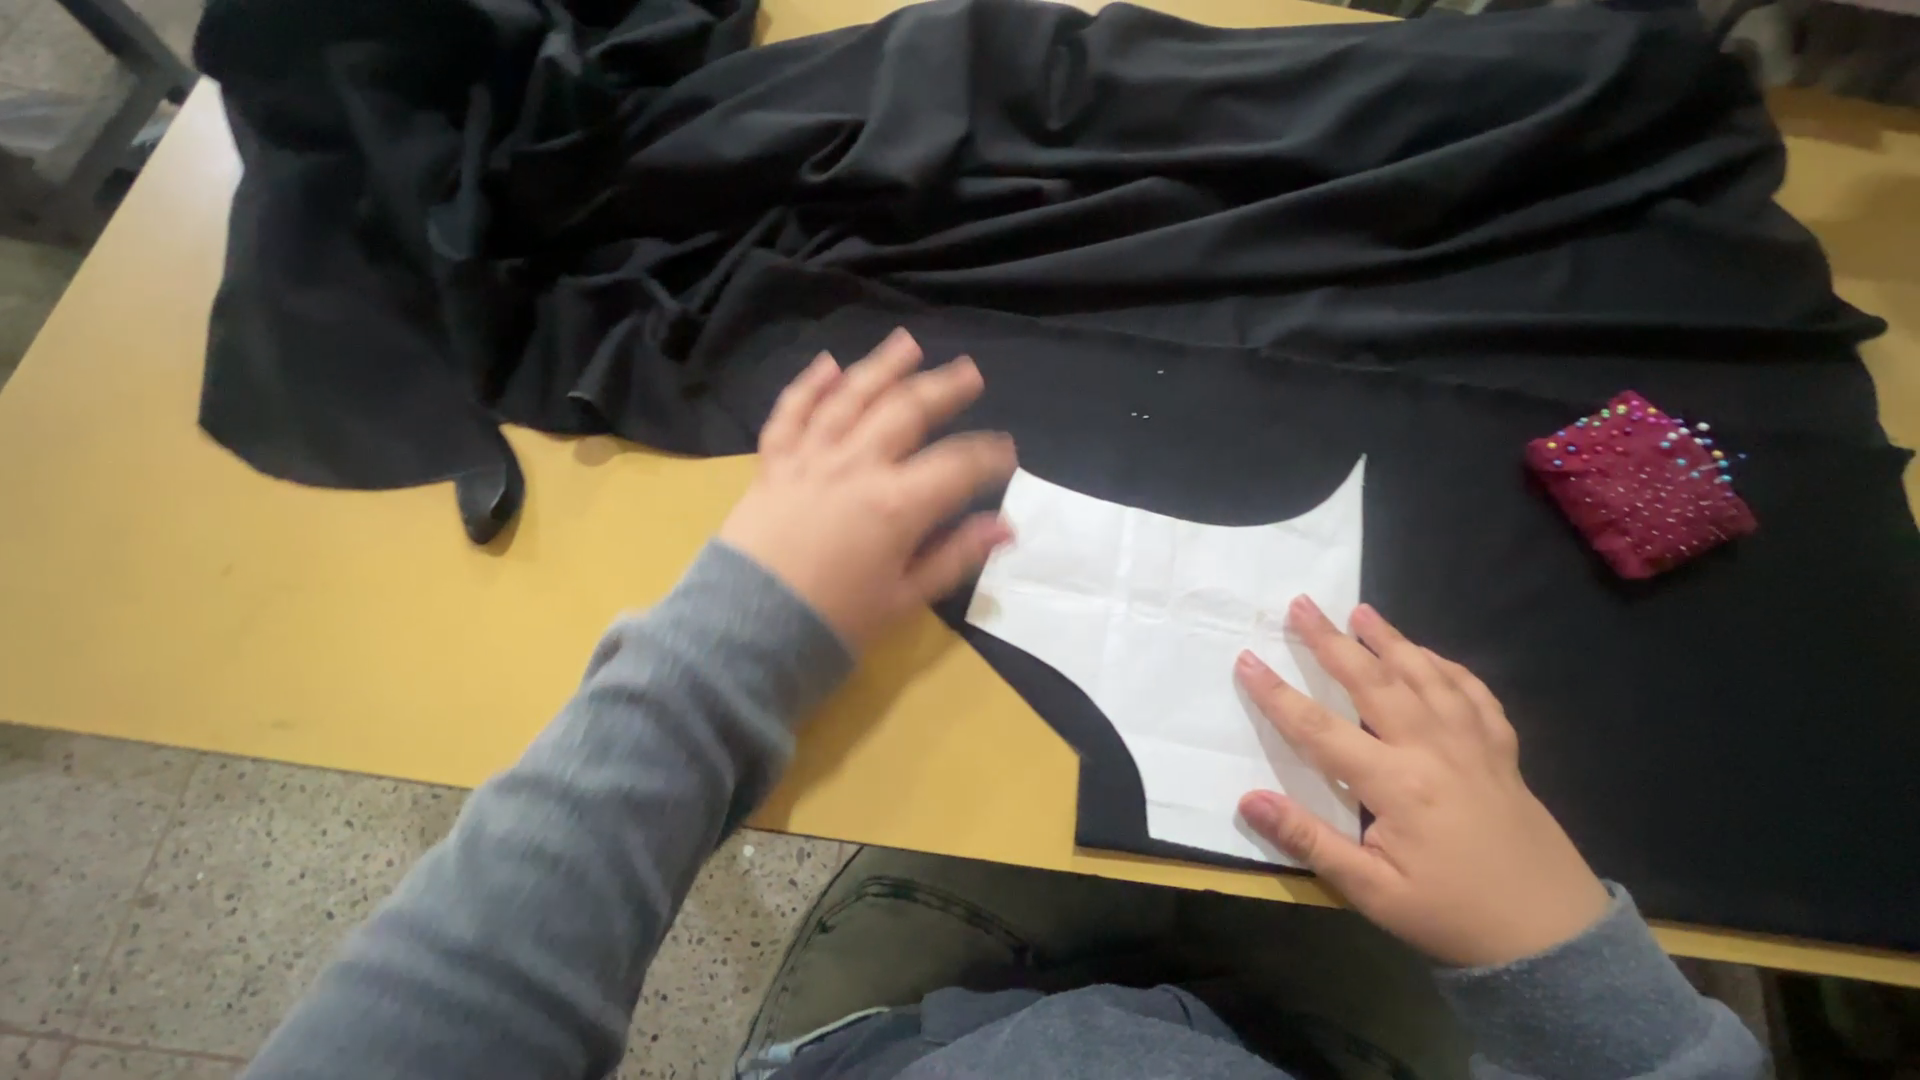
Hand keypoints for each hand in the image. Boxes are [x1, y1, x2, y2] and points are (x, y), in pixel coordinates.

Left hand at [719, 329, 1016, 648]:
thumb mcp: (904, 599)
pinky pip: (791, 414)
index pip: (957, 465)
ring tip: (907, 344)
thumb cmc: (834, 622)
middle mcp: (856, 467)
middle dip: (943, 389)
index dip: (988, 455)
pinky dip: (810, 387)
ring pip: (850, 399)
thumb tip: (1004, 527)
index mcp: (897, 504)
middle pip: (906, 413)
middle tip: (969, 372)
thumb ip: (954, 556)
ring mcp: (810, 460)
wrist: (747, 632)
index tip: (1007, 452)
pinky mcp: (773, 465)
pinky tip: (828, 365)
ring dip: (882, 368)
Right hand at [1235, 599, 1609, 967]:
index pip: (1320, 729)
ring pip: (1426, 677)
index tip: (1246, 660)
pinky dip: (1450, 669)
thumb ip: (1309, 841)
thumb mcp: (1371, 892)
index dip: (1277, 694)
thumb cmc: (1453, 915)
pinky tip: (1430, 656)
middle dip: (1332, 642)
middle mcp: (1434, 751)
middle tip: (1302, 605)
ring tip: (1362, 611)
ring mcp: (1474, 747)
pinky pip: (1475, 696)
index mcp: (1398, 785)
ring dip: (1390, 640)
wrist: (1554, 939)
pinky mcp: (1503, 755)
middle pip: (1374, 683)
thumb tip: (1248, 800)